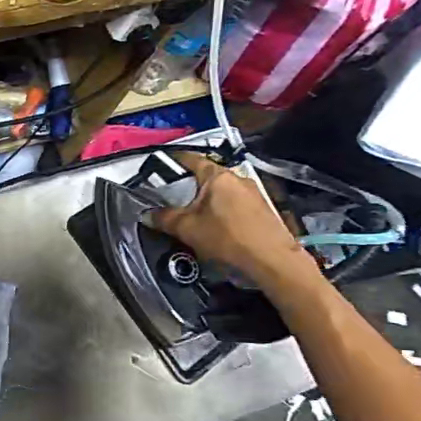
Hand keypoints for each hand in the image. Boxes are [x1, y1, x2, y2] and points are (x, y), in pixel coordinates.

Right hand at [152, 154, 318, 295]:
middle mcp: (238, 178)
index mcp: (218, 175)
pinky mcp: (263, 210)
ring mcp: (254, 194)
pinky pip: (237, 206)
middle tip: (176, 203)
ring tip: (198, 222)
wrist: (271, 260)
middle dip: (192, 189)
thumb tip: (148, 214)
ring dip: (210, 204)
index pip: (192, 159)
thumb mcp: (189, 229)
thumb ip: (166, 219)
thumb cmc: (228, 238)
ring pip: (224, 194)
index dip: (176, 160)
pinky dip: (225, 214)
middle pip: (208, 178)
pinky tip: (220, 232)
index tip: (164, 163)